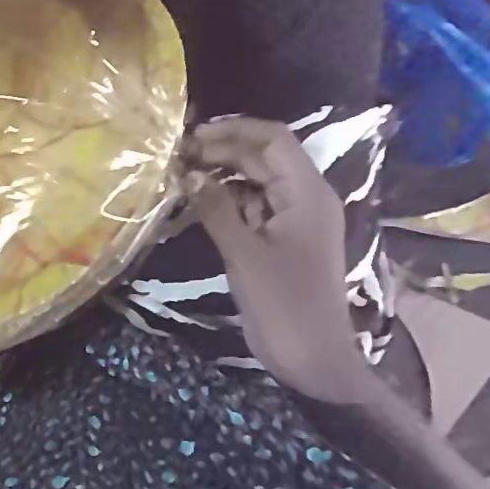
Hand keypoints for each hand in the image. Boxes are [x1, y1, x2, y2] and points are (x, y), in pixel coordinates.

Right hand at [190, 118, 377, 402]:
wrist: (311, 358)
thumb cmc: (282, 304)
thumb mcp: (243, 254)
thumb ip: (215, 208)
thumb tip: (188, 173)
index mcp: (307, 193)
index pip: (273, 139)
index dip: (233, 130)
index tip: (191, 136)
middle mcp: (305, 197)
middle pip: (265, 157)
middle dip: (223, 150)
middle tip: (178, 156)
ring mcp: (296, 219)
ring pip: (258, 181)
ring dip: (224, 174)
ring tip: (183, 174)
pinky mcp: (285, 240)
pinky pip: (256, 206)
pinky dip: (230, 200)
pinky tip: (201, 201)